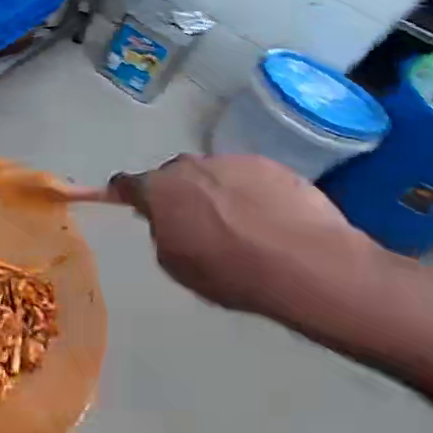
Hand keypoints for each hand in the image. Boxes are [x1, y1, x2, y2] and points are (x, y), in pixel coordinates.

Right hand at [109, 154, 382, 321]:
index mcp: (159, 189)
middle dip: (180, 194)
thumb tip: (167, 221)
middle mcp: (188, 166)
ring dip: (218, 192)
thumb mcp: (178, 265)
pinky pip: (249, 176)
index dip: (126, 193)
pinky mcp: (268, 163)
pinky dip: (253, 192)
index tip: (131, 202)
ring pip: (213, 174)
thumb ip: (163, 234)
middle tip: (199, 223)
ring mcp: (229, 160)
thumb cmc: (231, 271)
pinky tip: (272, 220)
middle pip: (174, 176)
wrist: (306, 263)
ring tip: (244, 225)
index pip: (127, 183)